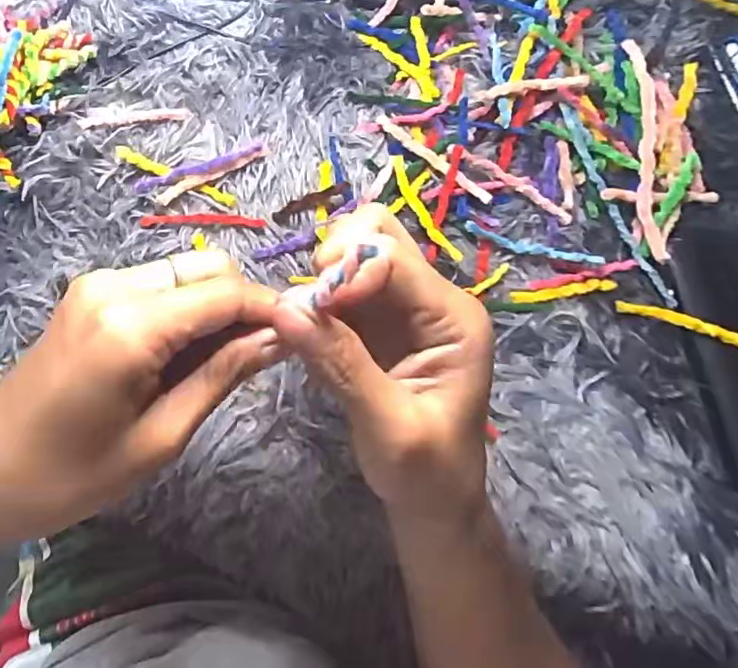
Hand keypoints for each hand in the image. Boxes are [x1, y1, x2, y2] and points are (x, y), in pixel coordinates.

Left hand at [0, 252, 281, 552]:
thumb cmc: (70, 475)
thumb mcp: (158, 438)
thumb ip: (222, 376)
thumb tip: (279, 338)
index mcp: (130, 323)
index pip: (224, 293)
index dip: (271, 307)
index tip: (304, 330)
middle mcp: (114, 285)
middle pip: (206, 269)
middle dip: (242, 304)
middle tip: (259, 356)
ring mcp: (97, 283)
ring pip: (184, 273)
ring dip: (212, 307)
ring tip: (217, 363)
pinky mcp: (89, 291)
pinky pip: (156, 284)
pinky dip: (182, 308)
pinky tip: (180, 353)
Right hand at [270, 204, 493, 522]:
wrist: (434, 503)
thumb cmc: (426, 473)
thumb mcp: (389, 427)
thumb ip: (340, 364)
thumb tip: (284, 310)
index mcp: (453, 317)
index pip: (395, 258)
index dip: (349, 268)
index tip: (315, 305)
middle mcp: (430, 298)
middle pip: (378, 233)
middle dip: (338, 253)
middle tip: (312, 298)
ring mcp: (400, 304)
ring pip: (355, 250)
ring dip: (323, 273)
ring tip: (306, 318)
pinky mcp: (374, 318)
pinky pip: (339, 282)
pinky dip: (317, 294)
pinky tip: (307, 329)